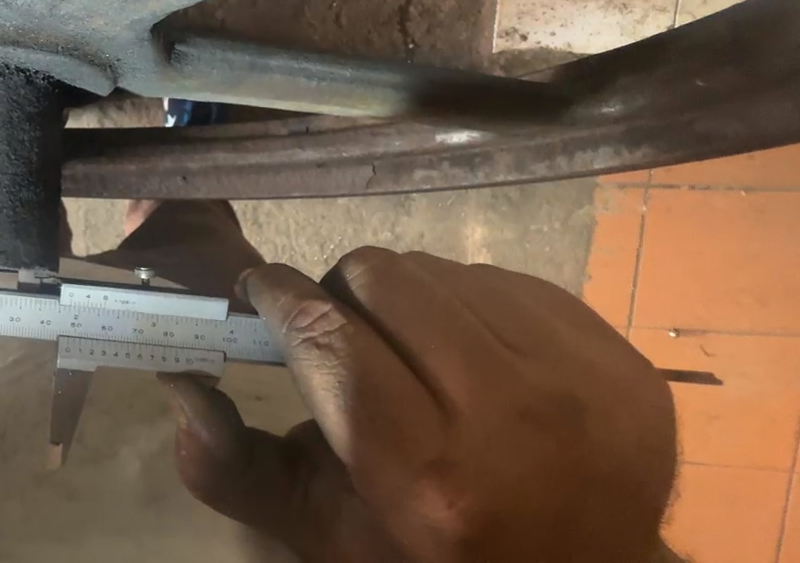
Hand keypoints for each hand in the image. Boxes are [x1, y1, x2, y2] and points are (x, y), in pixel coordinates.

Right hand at [164, 249, 676, 562]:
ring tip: (407, 346)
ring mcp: (579, 384)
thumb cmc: (426, 553)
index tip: (259, 291)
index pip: (324, 331)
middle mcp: (512, 421)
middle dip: (336, 293)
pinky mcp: (619, 359)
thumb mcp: (315, 527)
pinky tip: (469, 352)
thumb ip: (229, 465)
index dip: (275, 292)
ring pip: (432, 267)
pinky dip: (462, 300)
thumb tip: (180, 383)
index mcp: (424, 473)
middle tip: (340, 333)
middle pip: (376, 275)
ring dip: (399, 296)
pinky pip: (497, 276)